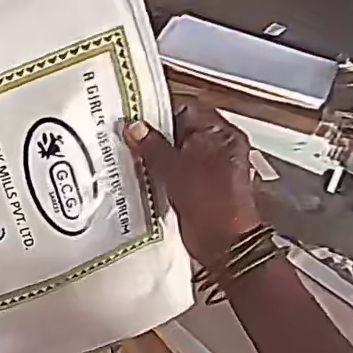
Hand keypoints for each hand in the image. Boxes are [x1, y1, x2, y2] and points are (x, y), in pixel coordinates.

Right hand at [123, 101, 261, 270]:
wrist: (224, 245)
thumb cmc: (211, 204)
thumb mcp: (174, 169)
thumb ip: (152, 145)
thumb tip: (133, 127)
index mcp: (221, 133)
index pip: (186, 108)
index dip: (158, 110)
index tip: (133, 115)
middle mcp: (220, 147)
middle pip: (181, 131)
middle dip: (154, 135)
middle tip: (127, 136)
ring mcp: (212, 168)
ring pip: (178, 153)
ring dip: (157, 156)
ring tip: (132, 156)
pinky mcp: (202, 188)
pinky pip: (178, 172)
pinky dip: (162, 173)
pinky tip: (144, 177)